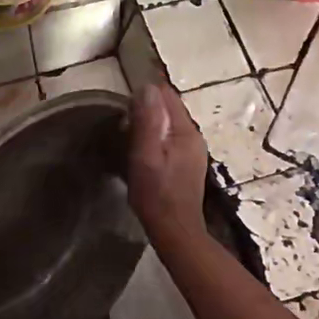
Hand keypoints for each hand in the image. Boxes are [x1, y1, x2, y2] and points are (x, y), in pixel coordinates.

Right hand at [129, 82, 207, 242]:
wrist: (175, 231)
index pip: (167, 96)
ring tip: (129, 136)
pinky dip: (156, 139)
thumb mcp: (145, 157)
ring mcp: (194, 152)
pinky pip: (171, 140)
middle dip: (147, 109)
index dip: (145, 94)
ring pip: (170, 125)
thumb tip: (146, 88)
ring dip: (151, 125)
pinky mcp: (188, 164)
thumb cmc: (156, 195)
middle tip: (123, 123)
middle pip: (170, 109)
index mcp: (186, 131)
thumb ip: (148, 122)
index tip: (124, 106)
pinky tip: (143, 153)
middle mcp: (195, 137)